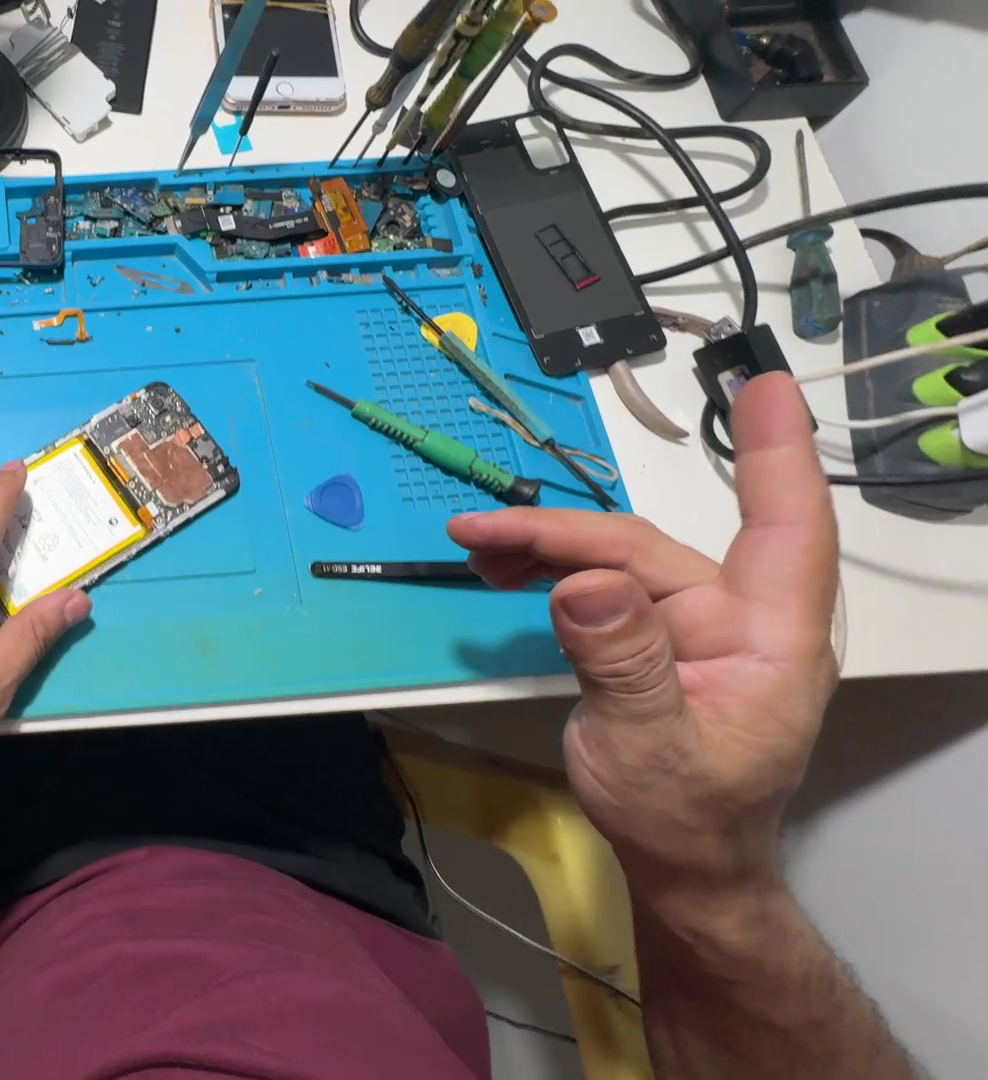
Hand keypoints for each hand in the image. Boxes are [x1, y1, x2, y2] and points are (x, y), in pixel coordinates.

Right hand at [448, 374, 838, 897]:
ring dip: (543, 547)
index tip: (758, 389)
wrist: (675, 854)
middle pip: (643, 546)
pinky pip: (598, 583)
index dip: (773, 456)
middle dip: (557, 531)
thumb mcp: (645, 744)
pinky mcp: (651, 634)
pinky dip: (549, 570)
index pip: (781, 531)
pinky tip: (507, 573)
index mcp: (761, 638)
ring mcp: (690, 624)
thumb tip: (583, 582)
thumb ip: (623, 662)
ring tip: (477, 551)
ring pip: (614, 558)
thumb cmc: (678, 808)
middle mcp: (731, 617)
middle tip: (475, 533)